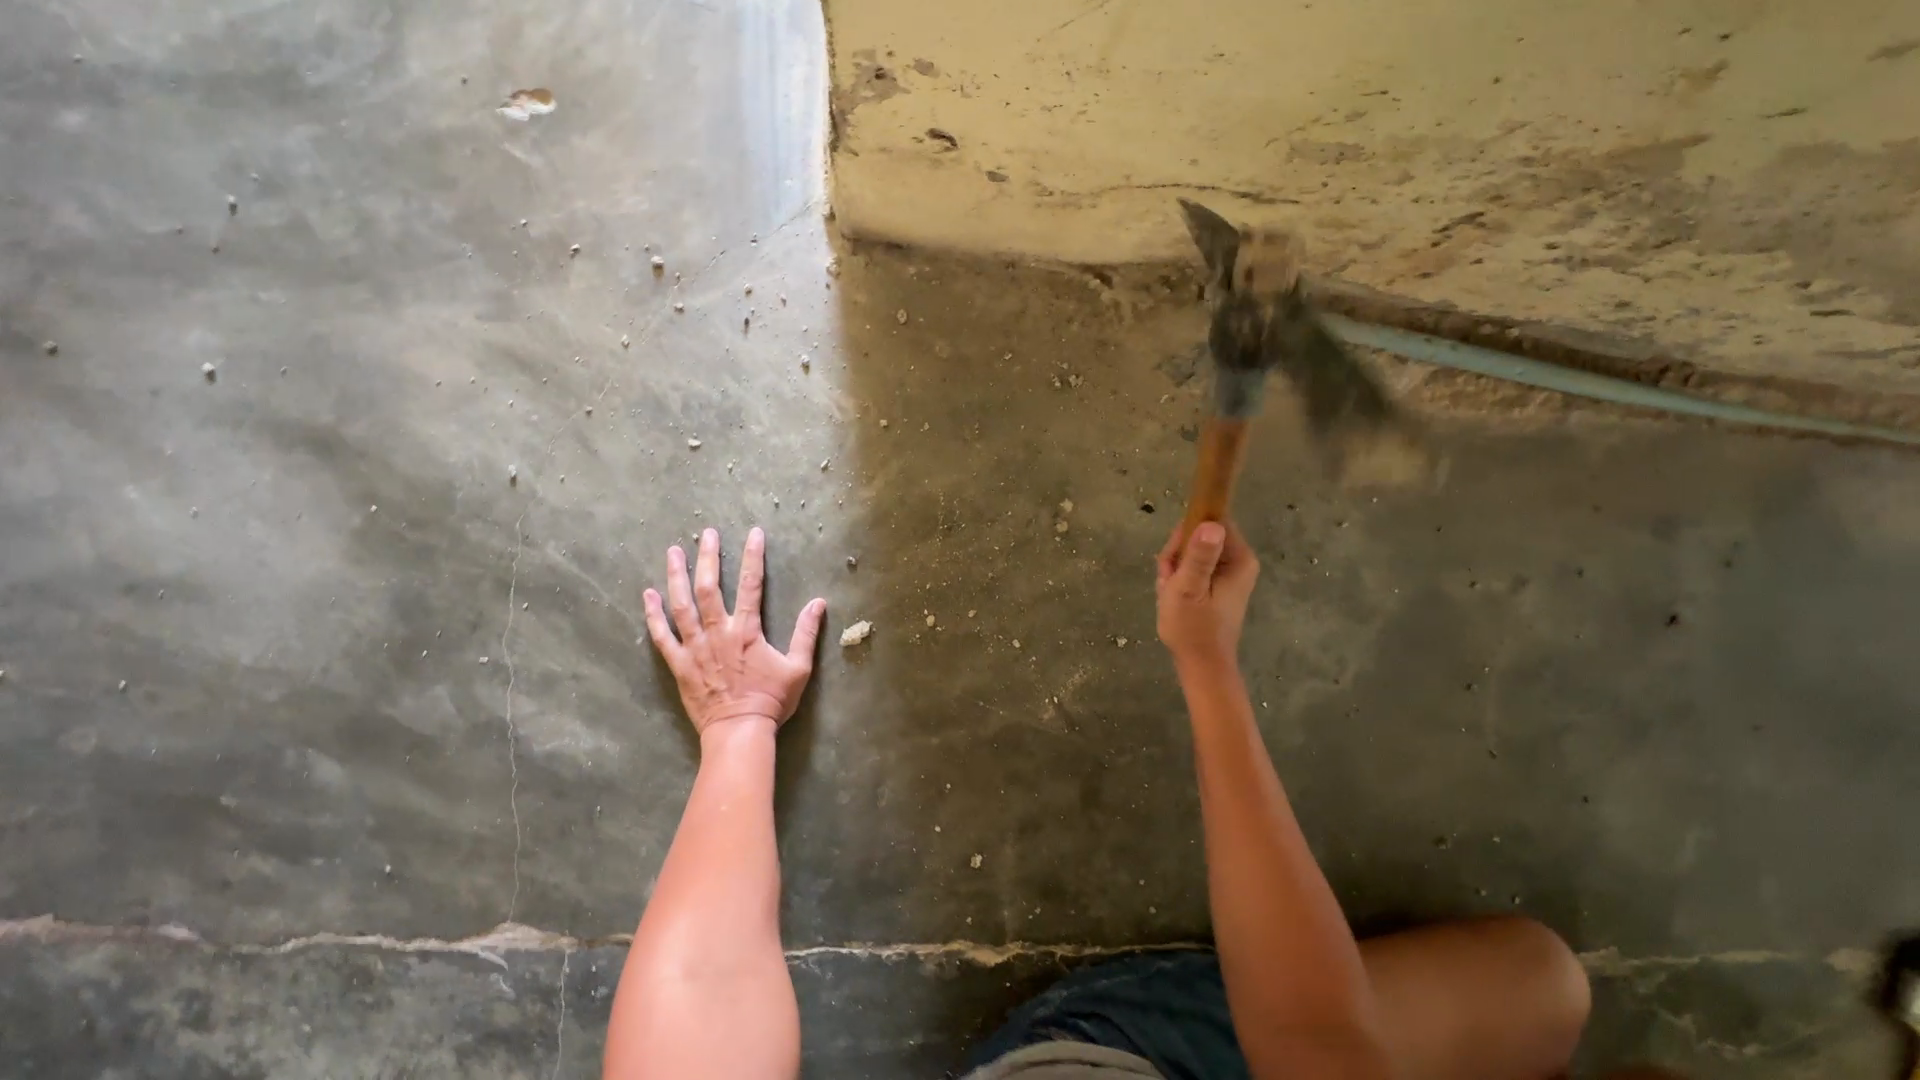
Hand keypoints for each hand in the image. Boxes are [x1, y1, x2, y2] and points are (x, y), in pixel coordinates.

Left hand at [643, 527, 825, 734]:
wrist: (739, 731)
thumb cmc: (771, 701)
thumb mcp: (798, 668)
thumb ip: (806, 634)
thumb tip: (818, 603)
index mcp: (748, 631)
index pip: (751, 584)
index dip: (753, 556)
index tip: (754, 533)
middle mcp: (719, 632)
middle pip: (710, 587)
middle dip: (708, 556)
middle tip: (706, 533)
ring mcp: (695, 648)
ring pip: (682, 605)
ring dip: (676, 576)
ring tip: (672, 552)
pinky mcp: (679, 664)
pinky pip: (662, 636)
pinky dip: (653, 615)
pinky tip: (648, 595)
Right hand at [1156, 520, 1259, 670]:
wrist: (1201, 664)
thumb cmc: (1193, 628)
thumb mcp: (1188, 588)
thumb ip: (1198, 556)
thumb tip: (1210, 523)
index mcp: (1239, 558)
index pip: (1209, 521)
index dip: (1185, 536)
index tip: (1174, 561)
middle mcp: (1239, 560)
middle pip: (1198, 536)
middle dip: (1176, 557)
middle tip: (1170, 583)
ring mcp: (1229, 572)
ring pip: (1191, 552)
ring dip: (1174, 570)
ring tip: (1171, 594)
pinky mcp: (1219, 583)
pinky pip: (1194, 567)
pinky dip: (1179, 580)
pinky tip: (1174, 598)